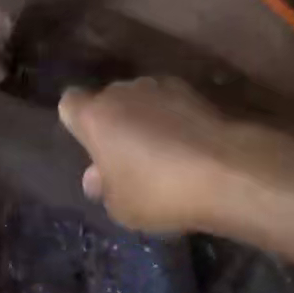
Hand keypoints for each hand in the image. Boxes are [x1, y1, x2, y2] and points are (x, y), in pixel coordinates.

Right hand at [57, 76, 241, 234]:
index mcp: (94, 116)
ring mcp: (155, 86)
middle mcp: (120, 92)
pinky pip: (167, 102)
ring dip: (142, 118)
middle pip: (106, 101)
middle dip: (112, 123)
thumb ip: (104, 187)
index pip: (69, 104)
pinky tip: (188, 145)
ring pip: (138, 99)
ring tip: (163, 152)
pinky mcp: (189, 89)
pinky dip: (172, 117)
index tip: (92, 149)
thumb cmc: (159, 191)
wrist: (224, 169)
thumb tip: (97, 176)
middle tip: (127, 159)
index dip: (77, 123)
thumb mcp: (121, 207)